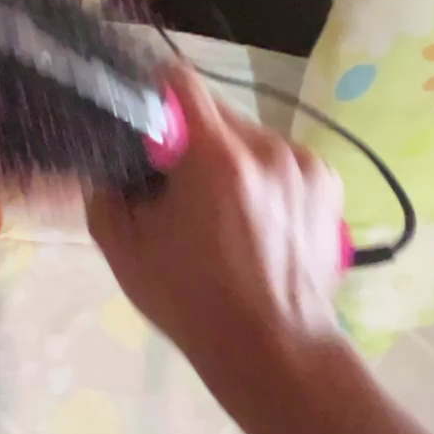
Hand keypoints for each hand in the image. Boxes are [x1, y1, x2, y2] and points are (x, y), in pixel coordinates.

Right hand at [87, 66, 347, 400]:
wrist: (275, 351)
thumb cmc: (190, 299)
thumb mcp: (121, 245)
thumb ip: (105, 187)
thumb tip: (109, 159)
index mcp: (215, 157)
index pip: (179, 81)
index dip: (152, 95)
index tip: (142, 126)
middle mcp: (267, 147)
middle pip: (213, 109)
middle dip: (187, 135)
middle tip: (175, 181)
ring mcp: (305, 163)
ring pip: (246, 133)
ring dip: (224, 154)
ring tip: (216, 205)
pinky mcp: (329, 182)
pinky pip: (276, 156)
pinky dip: (257, 173)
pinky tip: (251, 216)